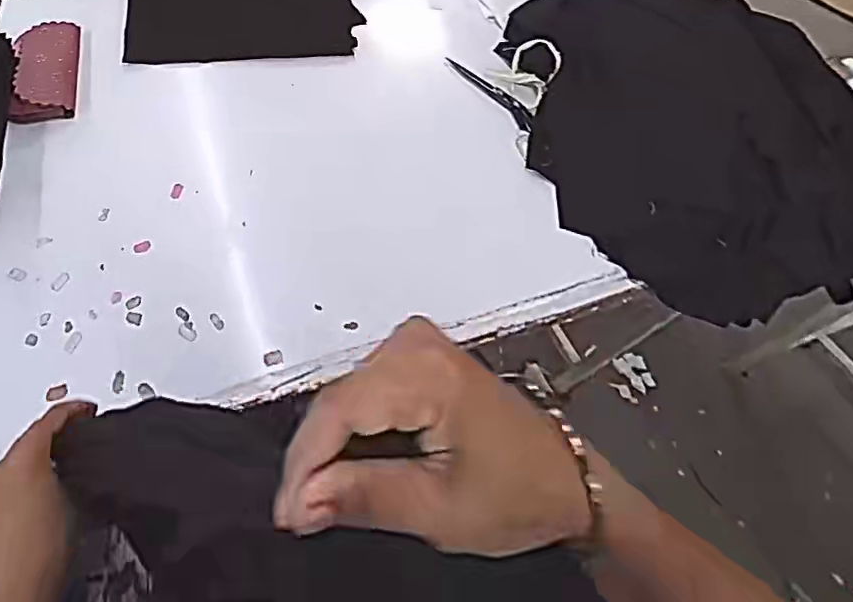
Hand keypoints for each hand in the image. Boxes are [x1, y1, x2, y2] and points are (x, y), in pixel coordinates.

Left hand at [0, 399, 95, 601]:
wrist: (9, 600)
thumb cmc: (40, 561)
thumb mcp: (75, 505)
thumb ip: (73, 472)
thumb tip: (76, 467)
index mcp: (25, 458)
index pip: (51, 418)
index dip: (73, 411)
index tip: (85, 411)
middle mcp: (0, 473)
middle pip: (30, 441)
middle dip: (55, 440)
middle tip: (75, 442)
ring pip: (14, 468)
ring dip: (36, 467)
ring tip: (58, 481)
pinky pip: (1, 493)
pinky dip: (18, 493)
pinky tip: (34, 513)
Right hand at [273, 316, 591, 556]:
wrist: (563, 475)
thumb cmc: (525, 489)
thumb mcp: (440, 510)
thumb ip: (365, 496)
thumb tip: (305, 496)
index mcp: (427, 373)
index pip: (341, 409)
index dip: (306, 462)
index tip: (289, 507)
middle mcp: (415, 344)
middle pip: (338, 399)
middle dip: (315, 458)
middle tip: (302, 509)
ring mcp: (411, 343)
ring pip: (343, 394)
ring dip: (328, 445)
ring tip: (323, 493)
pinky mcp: (409, 353)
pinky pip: (359, 388)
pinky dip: (349, 430)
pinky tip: (348, 463)